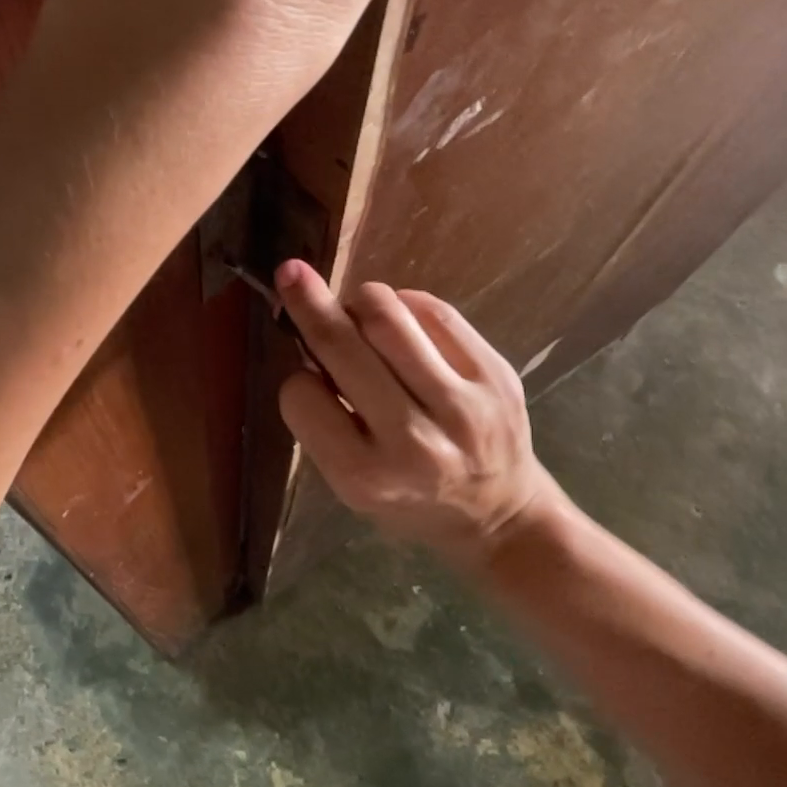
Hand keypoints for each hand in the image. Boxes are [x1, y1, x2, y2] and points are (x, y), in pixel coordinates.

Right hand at [274, 259, 564, 563]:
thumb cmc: (405, 499)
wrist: (497, 513)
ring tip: (355, 313)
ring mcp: (462, 404)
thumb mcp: (346, 482)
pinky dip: (404, 305)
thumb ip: (323, 419)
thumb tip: (311, 342)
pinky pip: (435, 312)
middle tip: (290, 273)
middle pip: (344, 345)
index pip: (300, 395)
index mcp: (363, 473)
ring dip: (358, 302)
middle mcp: (413, 440)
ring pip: (388, 315)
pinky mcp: (497, 374)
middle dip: (309, 303)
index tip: (308, 386)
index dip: (297, 381)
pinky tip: (398, 320)